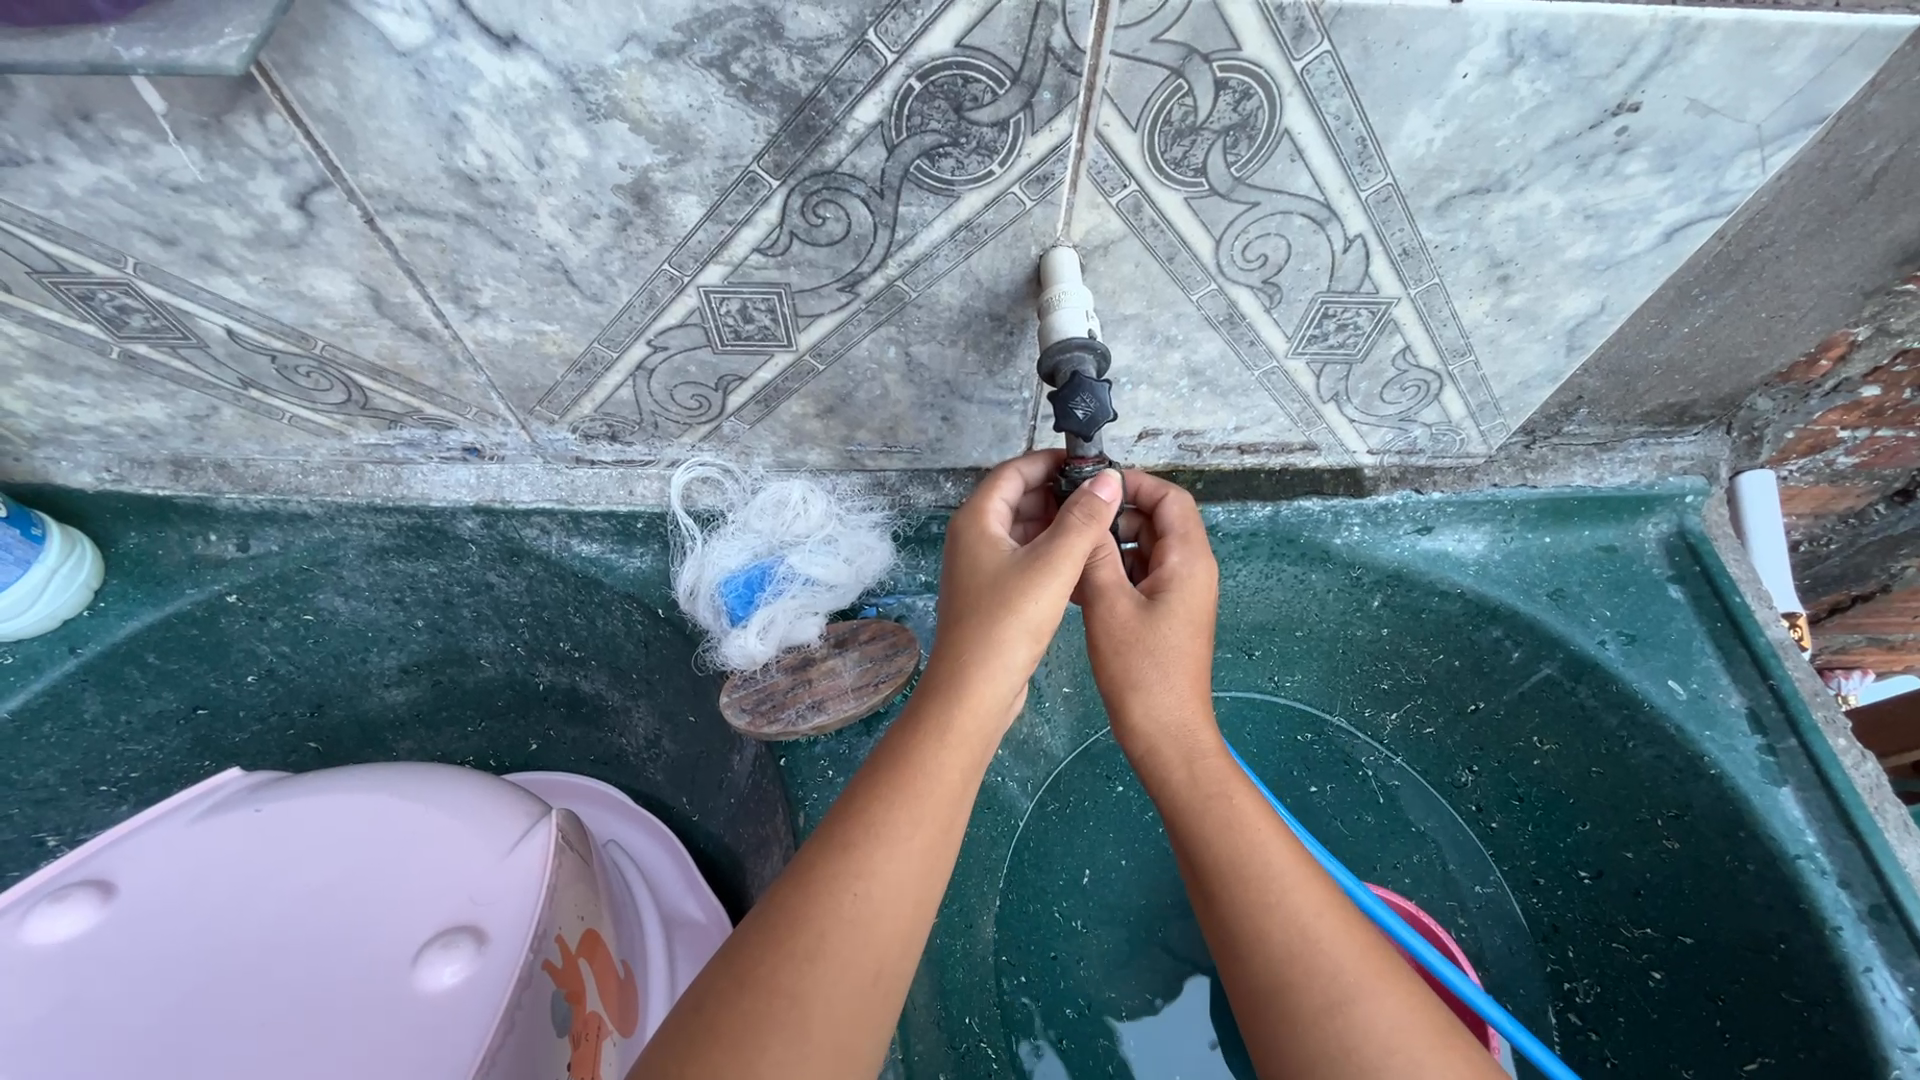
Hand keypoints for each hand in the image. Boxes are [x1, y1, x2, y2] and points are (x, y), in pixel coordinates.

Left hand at [925, 451, 1124, 726]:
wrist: (974, 690)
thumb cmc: (1008, 621)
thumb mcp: (1053, 564)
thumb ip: (1083, 518)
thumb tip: (1108, 478)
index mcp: (977, 519)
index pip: (1014, 471)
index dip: (1051, 461)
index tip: (1091, 464)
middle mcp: (973, 537)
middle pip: (1018, 499)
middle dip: (1059, 494)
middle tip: (1103, 497)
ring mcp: (980, 567)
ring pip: (1023, 531)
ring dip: (1057, 526)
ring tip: (1100, 527)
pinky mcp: (992, 594)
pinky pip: (1023, 559)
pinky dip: (1050, 554)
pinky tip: (1081, 563)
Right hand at [1074, 471, 1220, 758]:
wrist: (1164, 734)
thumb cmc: (1139, 670)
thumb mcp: (1108, 604)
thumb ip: (1096, 551)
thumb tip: (1088, 506)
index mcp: (1188, 560)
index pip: (1170, 498)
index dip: (1134, 483)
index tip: (1090, 486)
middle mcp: (1190, 570)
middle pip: (1156, 521)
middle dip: (1114, 515)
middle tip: (1069, 519)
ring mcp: (1178, 594)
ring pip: (1143, 550)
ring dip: (1108, 546)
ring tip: (1066, 550)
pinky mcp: (1163, 614)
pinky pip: (1138, 577)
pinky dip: (1111, 572)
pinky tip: (1074, 582)